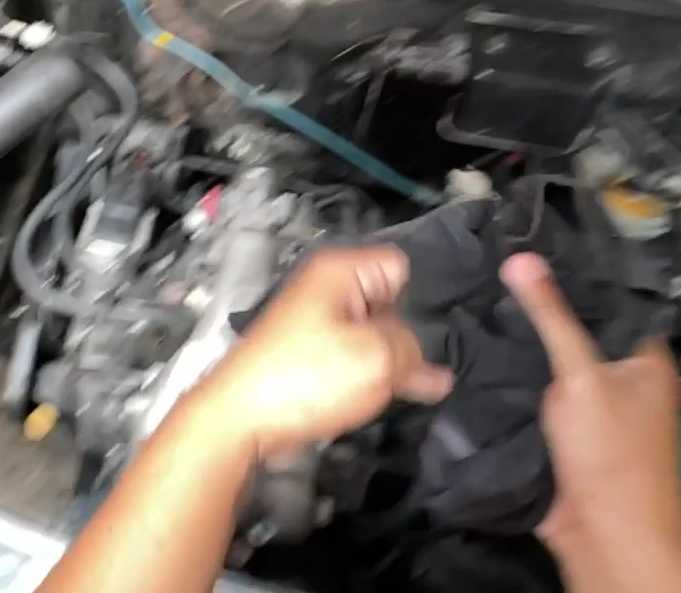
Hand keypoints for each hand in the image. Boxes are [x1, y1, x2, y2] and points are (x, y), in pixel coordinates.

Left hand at [187, 246, 454, 461]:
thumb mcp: (375, 358)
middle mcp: (328, 288)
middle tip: (427, 365)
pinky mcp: (314, 352)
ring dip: (393, 358)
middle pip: (390, 301)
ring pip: (376, 333)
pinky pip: (357, 355)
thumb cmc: (303, 378)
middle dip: (408, 332)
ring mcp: (319, 320)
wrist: (245, 415)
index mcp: (339, 271)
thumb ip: (411, 347)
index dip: (420, 298)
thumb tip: (423, 356)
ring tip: (412, 384)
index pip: (399, 266)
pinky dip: (374, 372)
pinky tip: (396, 393)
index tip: (435, 331)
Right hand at [500, 252, 680, 592]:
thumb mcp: (580, 374)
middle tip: (487, 260)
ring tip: (474, 292)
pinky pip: (533, 385)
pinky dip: (509, 368)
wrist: (605, 540)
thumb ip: (550, 316)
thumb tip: (521, 256)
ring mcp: (589, 403)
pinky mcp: (560, 426)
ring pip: (549, 357)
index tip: (526, 239)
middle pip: (575, 327)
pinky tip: (475, 343)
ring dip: (518, 336)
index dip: (571, 269)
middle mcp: (620, 376)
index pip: (607, 298)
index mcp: (644, 359)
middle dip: (536, 301)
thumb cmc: (611, 452)